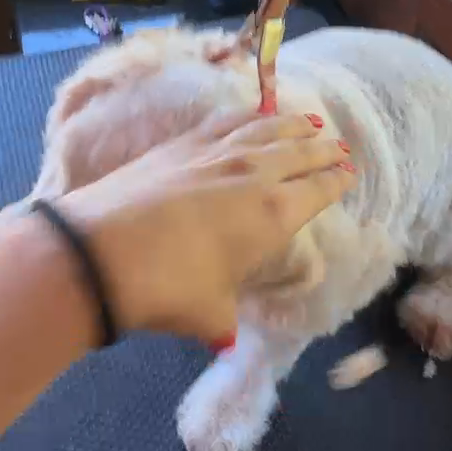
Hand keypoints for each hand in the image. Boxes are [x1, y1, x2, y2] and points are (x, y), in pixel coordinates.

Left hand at [48, 110, 355, 341]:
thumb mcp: (208, 314)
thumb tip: (223, 337)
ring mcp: (215, 152)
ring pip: (266, 128)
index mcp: (272, 215)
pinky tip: (253, 113)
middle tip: (340, 146)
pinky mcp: (181, 143)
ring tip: (308, 123)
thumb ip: (224, 321)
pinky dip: (248, 114)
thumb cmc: (166, 288)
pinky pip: (227, 120)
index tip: (351, 172)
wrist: (100, 252)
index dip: (338, 181)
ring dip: (291, 125)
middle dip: (323, 150)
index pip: (318, 190)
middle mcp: (252, 174)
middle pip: (299, 153)